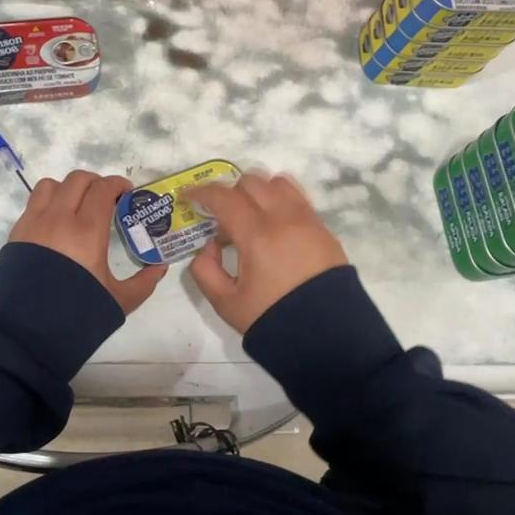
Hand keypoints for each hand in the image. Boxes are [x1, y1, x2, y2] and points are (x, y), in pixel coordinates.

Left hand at [10, 170, 165, 313]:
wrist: (26, 333)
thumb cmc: (77, 315)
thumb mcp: (120, 301)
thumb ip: (144, 281)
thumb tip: (160, 267)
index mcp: (87, 231)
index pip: (103, 188)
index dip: (118, 184)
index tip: (127, 193)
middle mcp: (59, 218)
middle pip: (78, 179)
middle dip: (96, 183)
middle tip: (106, 199)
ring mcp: (34, 223)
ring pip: (51, 185)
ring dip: (68, 188)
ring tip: (78, 206)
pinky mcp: (17, 234)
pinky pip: (33, 203)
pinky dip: (49, 203)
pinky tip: (57, 224)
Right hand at [186, 172, 347, 333]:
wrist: (325, 333)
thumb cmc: (271, 317)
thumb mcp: (226, 303)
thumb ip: (205, 270)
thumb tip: (209, 246)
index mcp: (257, 235)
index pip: (224, 197)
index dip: (201, 193)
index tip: (189, 198)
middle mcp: (283, 218)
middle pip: (251, 181)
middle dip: (230, 192)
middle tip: (221, 217)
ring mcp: (307, 219)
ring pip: (278, 182)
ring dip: (258, 191)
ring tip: (251, 216)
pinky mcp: (322, 228)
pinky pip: (298, 197)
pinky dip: (280, 199)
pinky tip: (274, 222)